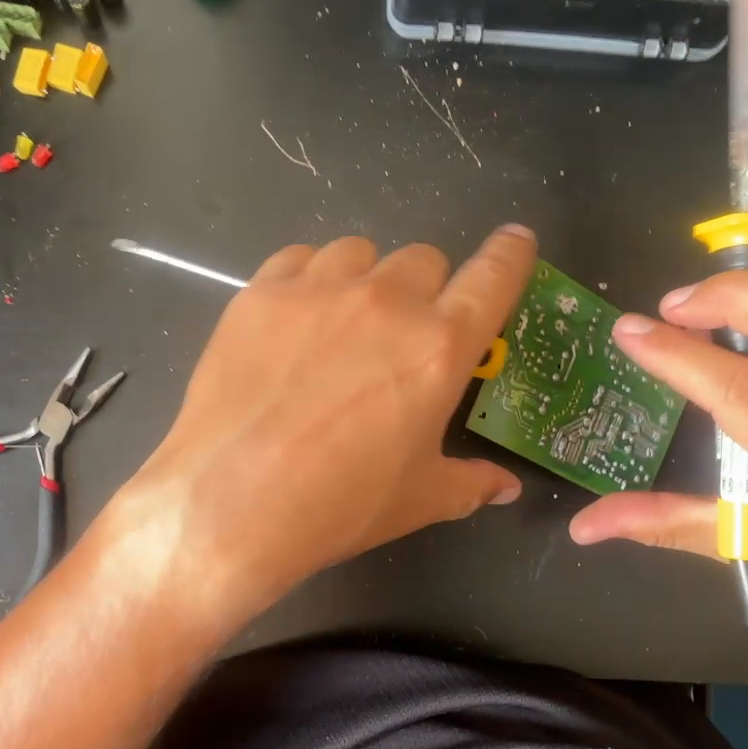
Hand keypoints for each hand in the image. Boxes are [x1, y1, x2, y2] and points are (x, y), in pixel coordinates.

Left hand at [103, 227, 537, 623]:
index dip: (510, 256)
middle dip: (425, 290)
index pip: (492, 279)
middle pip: (424, 260)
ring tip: (344, 324)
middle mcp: (385, 303)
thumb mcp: (419, 500)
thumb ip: (471, 482)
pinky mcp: (260, 293)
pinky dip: (309, 278)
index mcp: (438, 348)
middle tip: (402, 335)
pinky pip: (299, 258)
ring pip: (360, 252)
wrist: (231, 502)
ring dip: (366, 279)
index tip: (515, 242)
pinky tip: (296, 318)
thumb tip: (507, 487)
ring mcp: (318, 291)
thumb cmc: (339, 506)